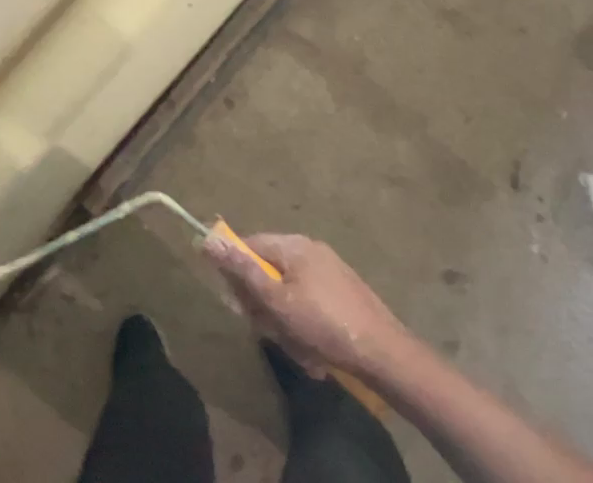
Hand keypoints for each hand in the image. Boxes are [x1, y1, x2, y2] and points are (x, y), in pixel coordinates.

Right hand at [202, 232, 420, 381]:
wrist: (384, 353)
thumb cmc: (323, 324)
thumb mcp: (276, 301)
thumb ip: (242, 271)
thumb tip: (208, 239)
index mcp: (294, 245)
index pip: (248, 245)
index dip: (235, 272)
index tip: (237, 303)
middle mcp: (311, 250)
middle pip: (267, 269)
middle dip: (262, 302)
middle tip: (268, 328)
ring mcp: (329, 270)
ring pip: (286, 291)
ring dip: (282, 319)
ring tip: (294, 344)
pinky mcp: (341, 292)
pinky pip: (306, 302)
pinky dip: (302, 324)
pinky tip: (310, 348)